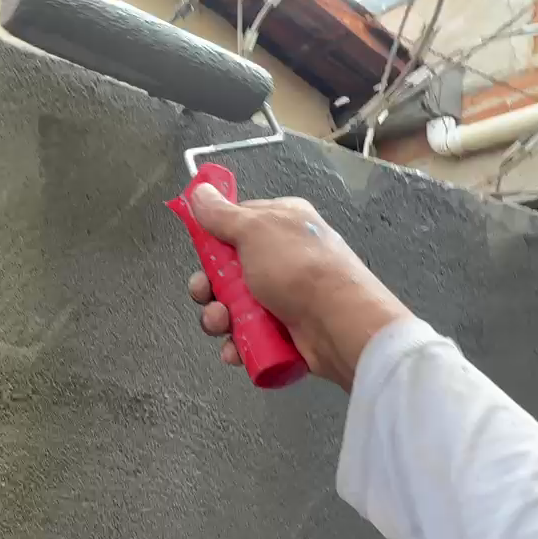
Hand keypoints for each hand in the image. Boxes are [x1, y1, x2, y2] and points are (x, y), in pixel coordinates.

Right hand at [185, 185, 411, 389]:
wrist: (338, 324)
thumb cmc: (300, 269)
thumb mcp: (254, 230)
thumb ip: (221, 213)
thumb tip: (199, 191)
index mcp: (280, 223)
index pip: (235, 224)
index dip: (213, 240)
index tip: (201, 252)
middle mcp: (281, 256)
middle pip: (226, 269)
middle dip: (209, 286)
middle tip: (206, 294)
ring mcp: (282, 294)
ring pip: (231, 304)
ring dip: (218, 317)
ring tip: (223, 323)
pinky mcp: (282, 328)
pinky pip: (247, 333)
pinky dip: (236, 342)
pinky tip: (234, 347)